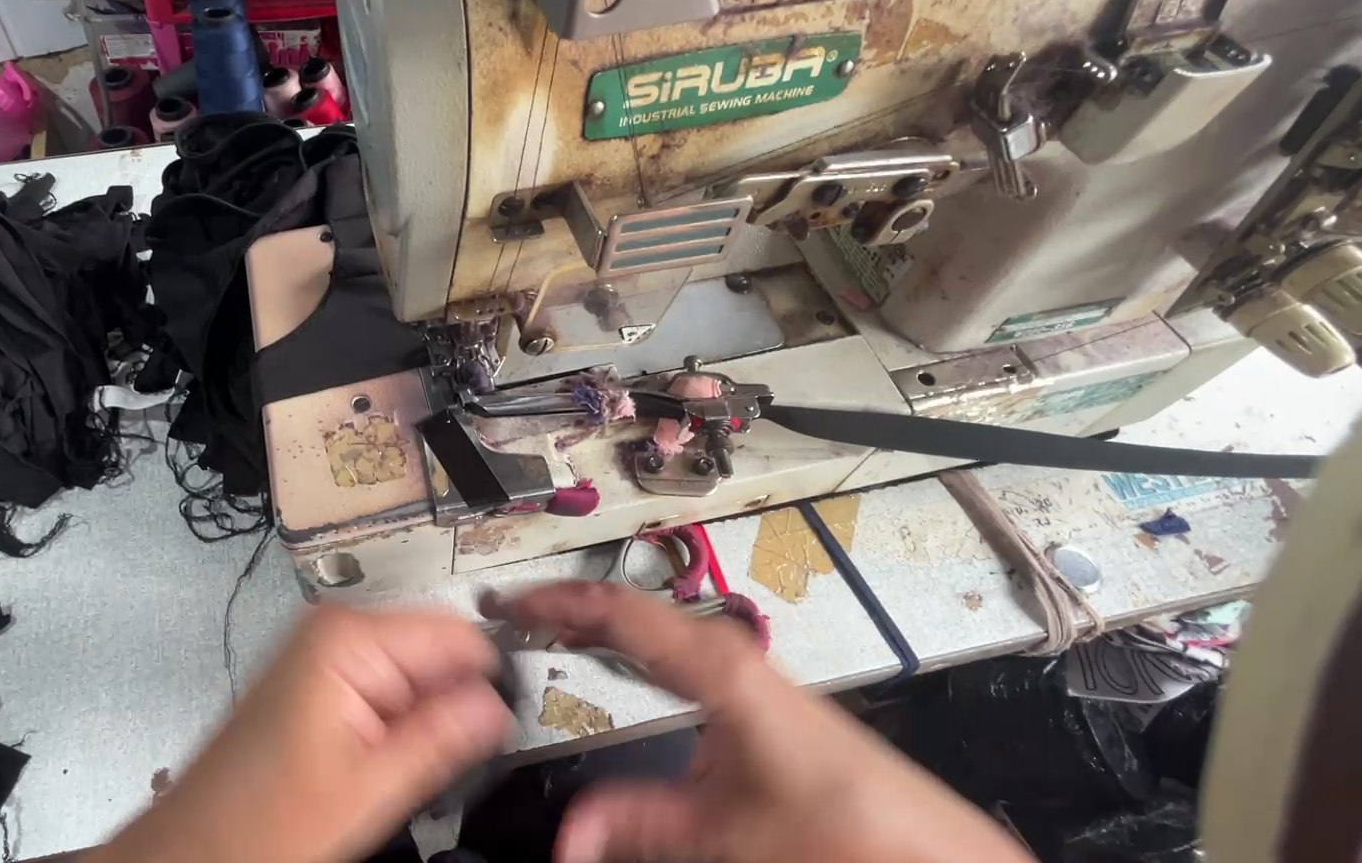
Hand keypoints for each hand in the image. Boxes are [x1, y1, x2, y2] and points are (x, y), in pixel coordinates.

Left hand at [99, 604, 511, 862]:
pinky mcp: (320, 671)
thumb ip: (442, 738)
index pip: (456, 631)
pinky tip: (382, 755)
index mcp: (349, 638)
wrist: (196, 847)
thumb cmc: (258, 823)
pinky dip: (398, 714)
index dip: (487, 677)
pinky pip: (385, 679)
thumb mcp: (369, 788)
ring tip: (405, 762)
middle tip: (452, 755)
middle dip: (451, 697)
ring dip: (425, 710)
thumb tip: (498, 704)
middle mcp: (336, 626)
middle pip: (434, 646)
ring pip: (413, 666)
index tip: (505, 720)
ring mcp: (325, 646)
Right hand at [488, 581, 1030, 862]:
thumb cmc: (840, 833)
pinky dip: (624, 646)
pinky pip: (668, 649)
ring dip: (592, 625)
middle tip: (511, 617)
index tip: (505, 607)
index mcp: (713, 665)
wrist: (935, 858)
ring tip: (543, 632)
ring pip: (648, 626)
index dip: (553, 603)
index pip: (615, 612)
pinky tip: (610, 663)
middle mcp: (723, 651)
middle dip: (564, 608)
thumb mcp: (725, 835)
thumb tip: (564, 837)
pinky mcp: (749, 689)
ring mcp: (739, 666)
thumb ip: (636, 825)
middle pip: (626, 608)